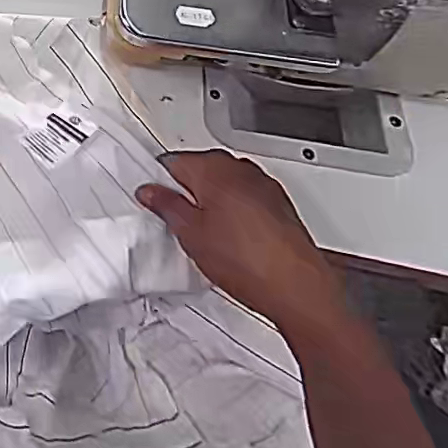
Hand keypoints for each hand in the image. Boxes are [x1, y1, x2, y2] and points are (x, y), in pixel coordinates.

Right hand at [137, 150, 344, 331]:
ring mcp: (261, 183)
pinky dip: (235, 209)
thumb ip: (166, 205)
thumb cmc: (249, 262)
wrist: (297, 287)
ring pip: (224, 182)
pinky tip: (233, 239)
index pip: (172, 161)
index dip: (160, 183)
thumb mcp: (191, 234)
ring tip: (209, 235)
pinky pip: (245, 195)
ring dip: (212, 200)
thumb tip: (150, 192)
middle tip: (180, 222)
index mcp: (212, 167)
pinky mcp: (277, 201)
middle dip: (187, 191)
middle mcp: (239, 168)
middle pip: (200, 168)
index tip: (156, 200)